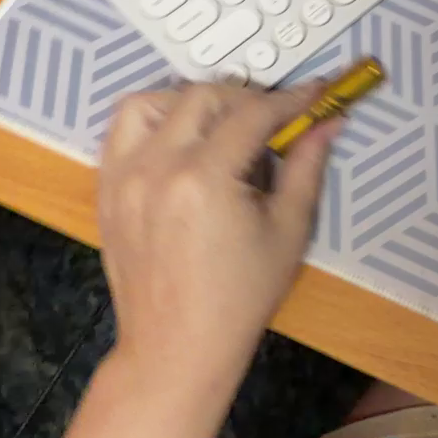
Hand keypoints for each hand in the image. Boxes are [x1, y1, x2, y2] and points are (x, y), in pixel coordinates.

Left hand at [96, 82, 343, 379]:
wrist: (178, 344)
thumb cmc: (243, 294)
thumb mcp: (290, 228)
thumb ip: (307, 165)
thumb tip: (329, 122)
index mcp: (204, 179)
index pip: (253, 113)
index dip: (292, 98)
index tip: (318, 92)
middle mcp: (155, 167)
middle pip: (202, 96)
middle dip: (247, 97)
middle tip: (277, 117)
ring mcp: (122, 176)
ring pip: (153, 102)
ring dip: (195, 102)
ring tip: (225, 126)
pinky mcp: (107, 189)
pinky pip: (124, 131)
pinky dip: (159, 122)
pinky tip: (188, 145)